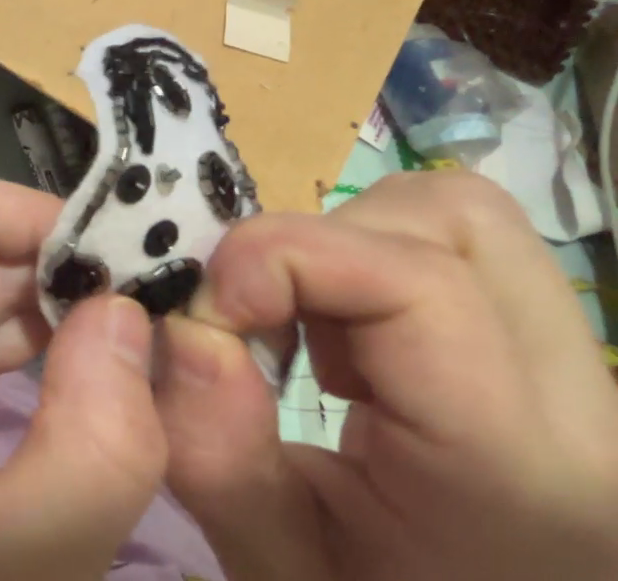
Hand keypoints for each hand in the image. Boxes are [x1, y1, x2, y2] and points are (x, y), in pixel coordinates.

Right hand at [158, 172, 617, 580]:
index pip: (418, 280)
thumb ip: (219, 456)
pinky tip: (338, 348)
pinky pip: (451, 250)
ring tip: (301, 334)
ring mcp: (586, 379)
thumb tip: (186, 329)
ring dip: (341, 250)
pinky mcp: (555, 360)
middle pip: (454, 220)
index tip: (207, 311)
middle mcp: (588, 411)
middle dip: (316, 243)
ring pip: (457, 217)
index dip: (284, 258)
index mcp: (519, 471)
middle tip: (256, 320)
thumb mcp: (273, 567)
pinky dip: (362, 267)